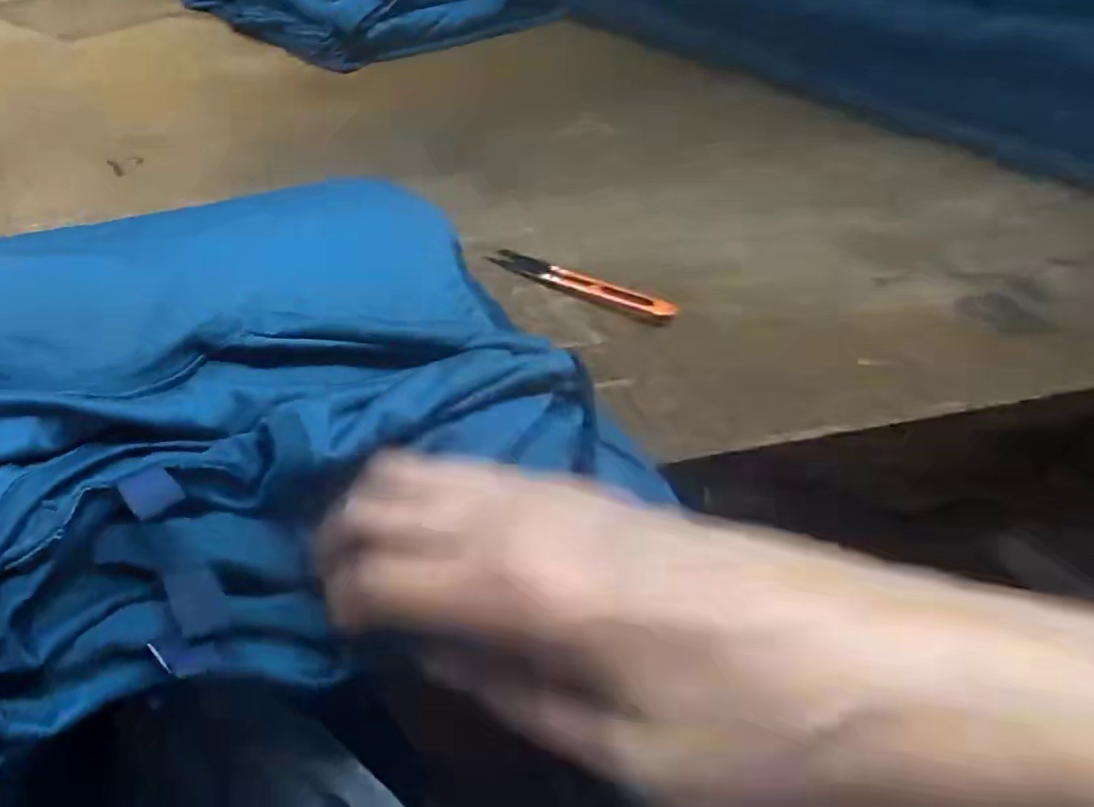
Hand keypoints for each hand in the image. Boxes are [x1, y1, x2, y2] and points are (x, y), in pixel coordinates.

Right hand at [321, 453, 1093, 806]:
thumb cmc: (764, 727)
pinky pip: (459, 463)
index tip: (326, 621)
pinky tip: (418, 510)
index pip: (384, 574)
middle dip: (334, 534)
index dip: (339, 596)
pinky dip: (414, 480)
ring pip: (412, 465)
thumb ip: (505, 692)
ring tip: (352, 537)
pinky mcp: (566, 479)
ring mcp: (538, 486)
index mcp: (521, 590)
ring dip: (367, 497)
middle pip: (381, 500)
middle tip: (322, 575)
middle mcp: (512, 517)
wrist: (895, 656)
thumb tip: (421, 654)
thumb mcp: (634, 754)